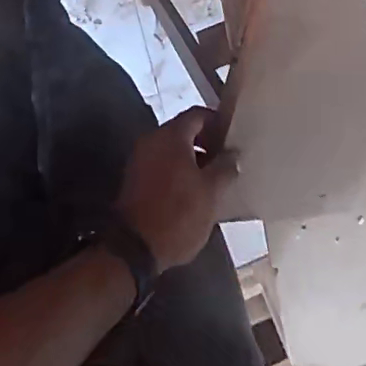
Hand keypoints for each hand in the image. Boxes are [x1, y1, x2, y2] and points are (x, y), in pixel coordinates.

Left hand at [116, 107, 237, 270]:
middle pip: (184, 130)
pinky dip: (176, 170)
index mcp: (171, 135)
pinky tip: (190, 191)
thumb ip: (225, 167)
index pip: (198, 115)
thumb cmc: (178, 215)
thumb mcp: (211, 192)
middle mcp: (152, 140)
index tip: (231, 139)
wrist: (133, 250)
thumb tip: (232, 155)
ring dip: (191, 158)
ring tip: (210, 179)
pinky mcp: (133, 179)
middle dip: (206, 142)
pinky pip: (161, 164)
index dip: (217, 123)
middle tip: (224, 160)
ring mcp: (139, 159)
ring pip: (172, 149)